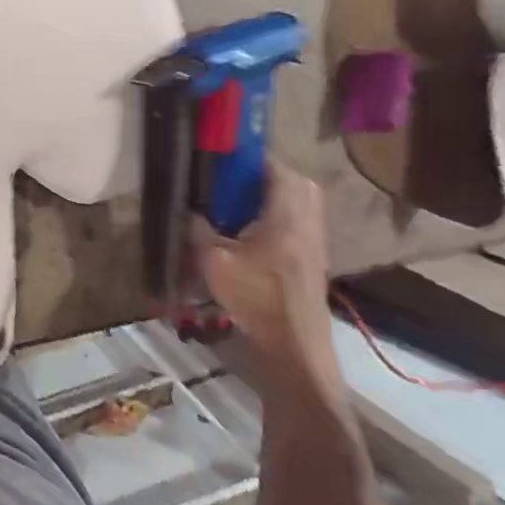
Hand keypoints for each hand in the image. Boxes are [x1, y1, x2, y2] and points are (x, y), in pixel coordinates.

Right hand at [196, 163, 341, 399]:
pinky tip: (251, 232)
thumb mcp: (214, 261)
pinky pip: (299, 221)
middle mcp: (307, 222)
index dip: (251, 159)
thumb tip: (190, 213)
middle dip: (265, 175)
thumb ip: (200, 230)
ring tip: (239, 205)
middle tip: (232, 182)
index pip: (277, 170)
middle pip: (296, 182)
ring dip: (273, 196)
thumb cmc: (255, 298)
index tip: (224, 159)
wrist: (293, 344)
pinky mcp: (313, 258)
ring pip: (301, 202)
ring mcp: (315, 241)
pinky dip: (278, 216)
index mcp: (287, 215)